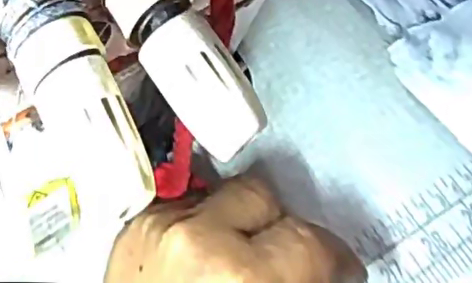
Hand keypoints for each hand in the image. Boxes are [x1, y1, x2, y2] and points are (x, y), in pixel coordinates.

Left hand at [104, 176, 361, 282]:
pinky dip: (199, 226)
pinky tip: (207, 260)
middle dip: (281, 224)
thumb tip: (321, 275)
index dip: (332, 256)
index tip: (338, 267)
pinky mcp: (133, 228)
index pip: (308, 239)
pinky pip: (180, 207)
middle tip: (293, 256)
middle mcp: (197, 238)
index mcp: (244, 276)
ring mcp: (159, 226)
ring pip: (216, 195)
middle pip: (258, 196)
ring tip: (246, 258)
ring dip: (236, 221)